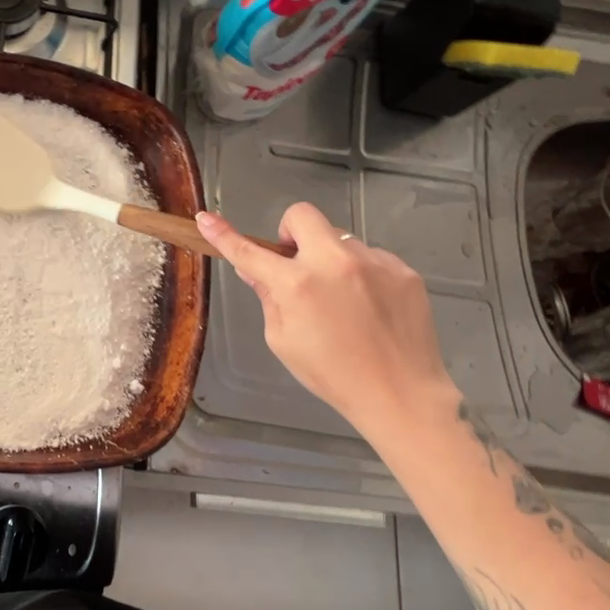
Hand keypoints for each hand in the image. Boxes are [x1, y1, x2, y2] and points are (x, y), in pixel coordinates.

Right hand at [196, 203, 457, 428]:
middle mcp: (335, 262)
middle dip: (291, 233)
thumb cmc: (331, 374)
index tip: (206, 219)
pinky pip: (371, 258)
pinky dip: (362, 274)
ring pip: (340, 240)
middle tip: (296, 264)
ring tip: (342, 300)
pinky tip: (370, 307)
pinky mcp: (403, 270)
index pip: (249, 251)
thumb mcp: (283, 340)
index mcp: (297, 284)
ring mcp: (374, 262)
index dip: (223, 234)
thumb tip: (256, 270)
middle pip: (302, 215)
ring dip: (331, 259)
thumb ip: (269, 298)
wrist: (400, 393)